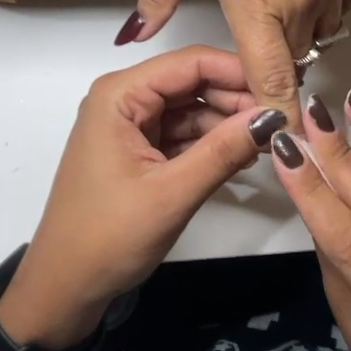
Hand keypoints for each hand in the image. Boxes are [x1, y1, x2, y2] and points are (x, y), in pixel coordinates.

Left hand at [0, 48, 287, 348]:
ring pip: (191, 108)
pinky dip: (211, 143)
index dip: (238, 70)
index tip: (285, 86)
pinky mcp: (138, 149)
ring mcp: (130, 124)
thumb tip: (273, 116)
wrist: (65, 287)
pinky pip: (182, 133)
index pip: (190, 62)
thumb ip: (223, 151)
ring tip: (272, 139)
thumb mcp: (172, 193)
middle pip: (192, 82)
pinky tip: (244, 154)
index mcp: (120, 94)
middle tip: (285, 119)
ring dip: (228, 123)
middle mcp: (124, 98)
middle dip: (236, 98)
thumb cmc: (108, 236)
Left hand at [124, 0, 350, 131]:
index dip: (272, 115)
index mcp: (253, 1)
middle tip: (251, 46)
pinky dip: (321, 9)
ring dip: (296, 36)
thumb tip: (132, 34)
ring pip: (318, 35)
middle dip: (273, 66)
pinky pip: (340, 7)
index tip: (270, 137)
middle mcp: (300, 2)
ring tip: (272, 4)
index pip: (270, 81)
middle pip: (292, 61)